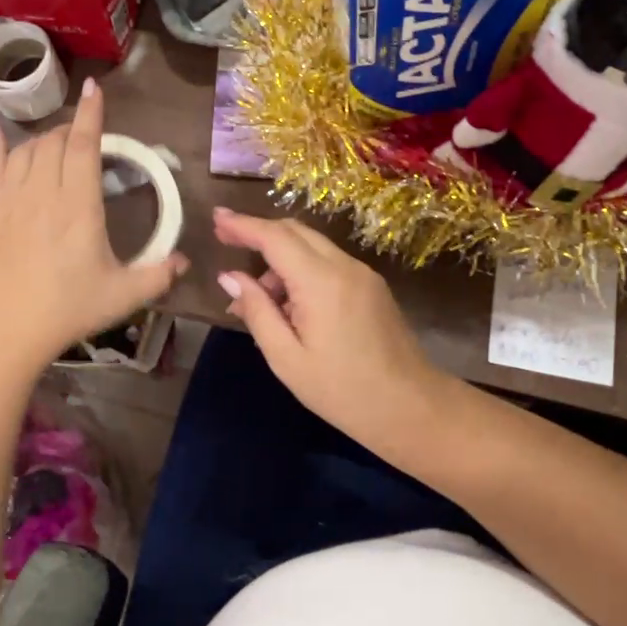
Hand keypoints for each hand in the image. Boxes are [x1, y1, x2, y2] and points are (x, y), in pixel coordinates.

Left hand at [0, 79, 187, 373]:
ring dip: (43, 139)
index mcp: (78, 206)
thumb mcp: (122, 296)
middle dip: (70, 130)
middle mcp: (42, 193)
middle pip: (53, 142)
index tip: (95, 89)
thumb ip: (158, 275)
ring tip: (57, 144)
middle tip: (86, 138)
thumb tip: (185, 262)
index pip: (83, 146)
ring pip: (25, 151)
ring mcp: (10, 201)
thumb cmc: (66, 312)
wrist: (3, 333)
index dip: (91, 115)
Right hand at [213, 208, 455, 456]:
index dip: (243, 224)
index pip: (275, 237)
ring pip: (312, 246)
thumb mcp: (286, 358)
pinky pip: (328, 263)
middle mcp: (344, 266)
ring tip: (255, 298)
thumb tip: (230, 277)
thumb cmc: (341, 391)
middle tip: (225, 241)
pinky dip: (301, 270)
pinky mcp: (371, 287)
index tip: (216, 218)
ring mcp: (362, 274)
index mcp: (321, 282)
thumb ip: (257, 312)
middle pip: (295, 231)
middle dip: (259, 232)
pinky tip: (287, 304)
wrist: (410, 407)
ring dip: (280, 258)